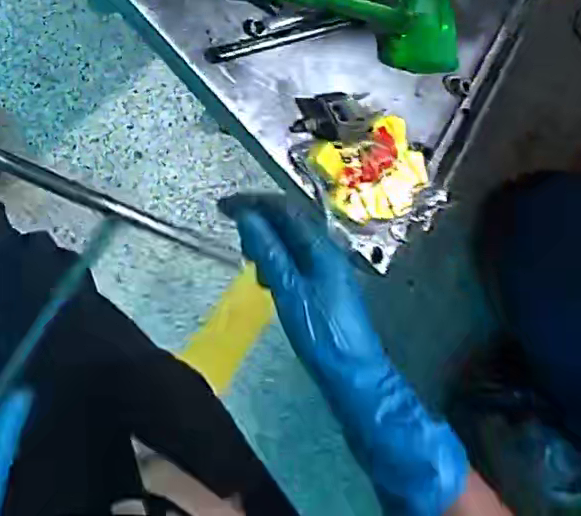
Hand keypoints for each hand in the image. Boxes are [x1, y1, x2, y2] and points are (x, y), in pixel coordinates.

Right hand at [221, 194, 467, 515]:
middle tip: (234, 230)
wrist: (356, 378)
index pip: (284, 208)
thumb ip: (267, 250)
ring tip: (248, 256)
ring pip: (290, 238)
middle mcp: (327, 251)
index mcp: (321, 248)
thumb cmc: (321, 333)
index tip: (224, 205)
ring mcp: (327, 268)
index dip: (252, 202)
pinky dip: (273, 257)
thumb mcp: (288, 289)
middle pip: (288, 219)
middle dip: (258, 219)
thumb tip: (246, 216)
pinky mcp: (324, 284)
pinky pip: (293, 256)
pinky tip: (265, 277)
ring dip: (265, 239)